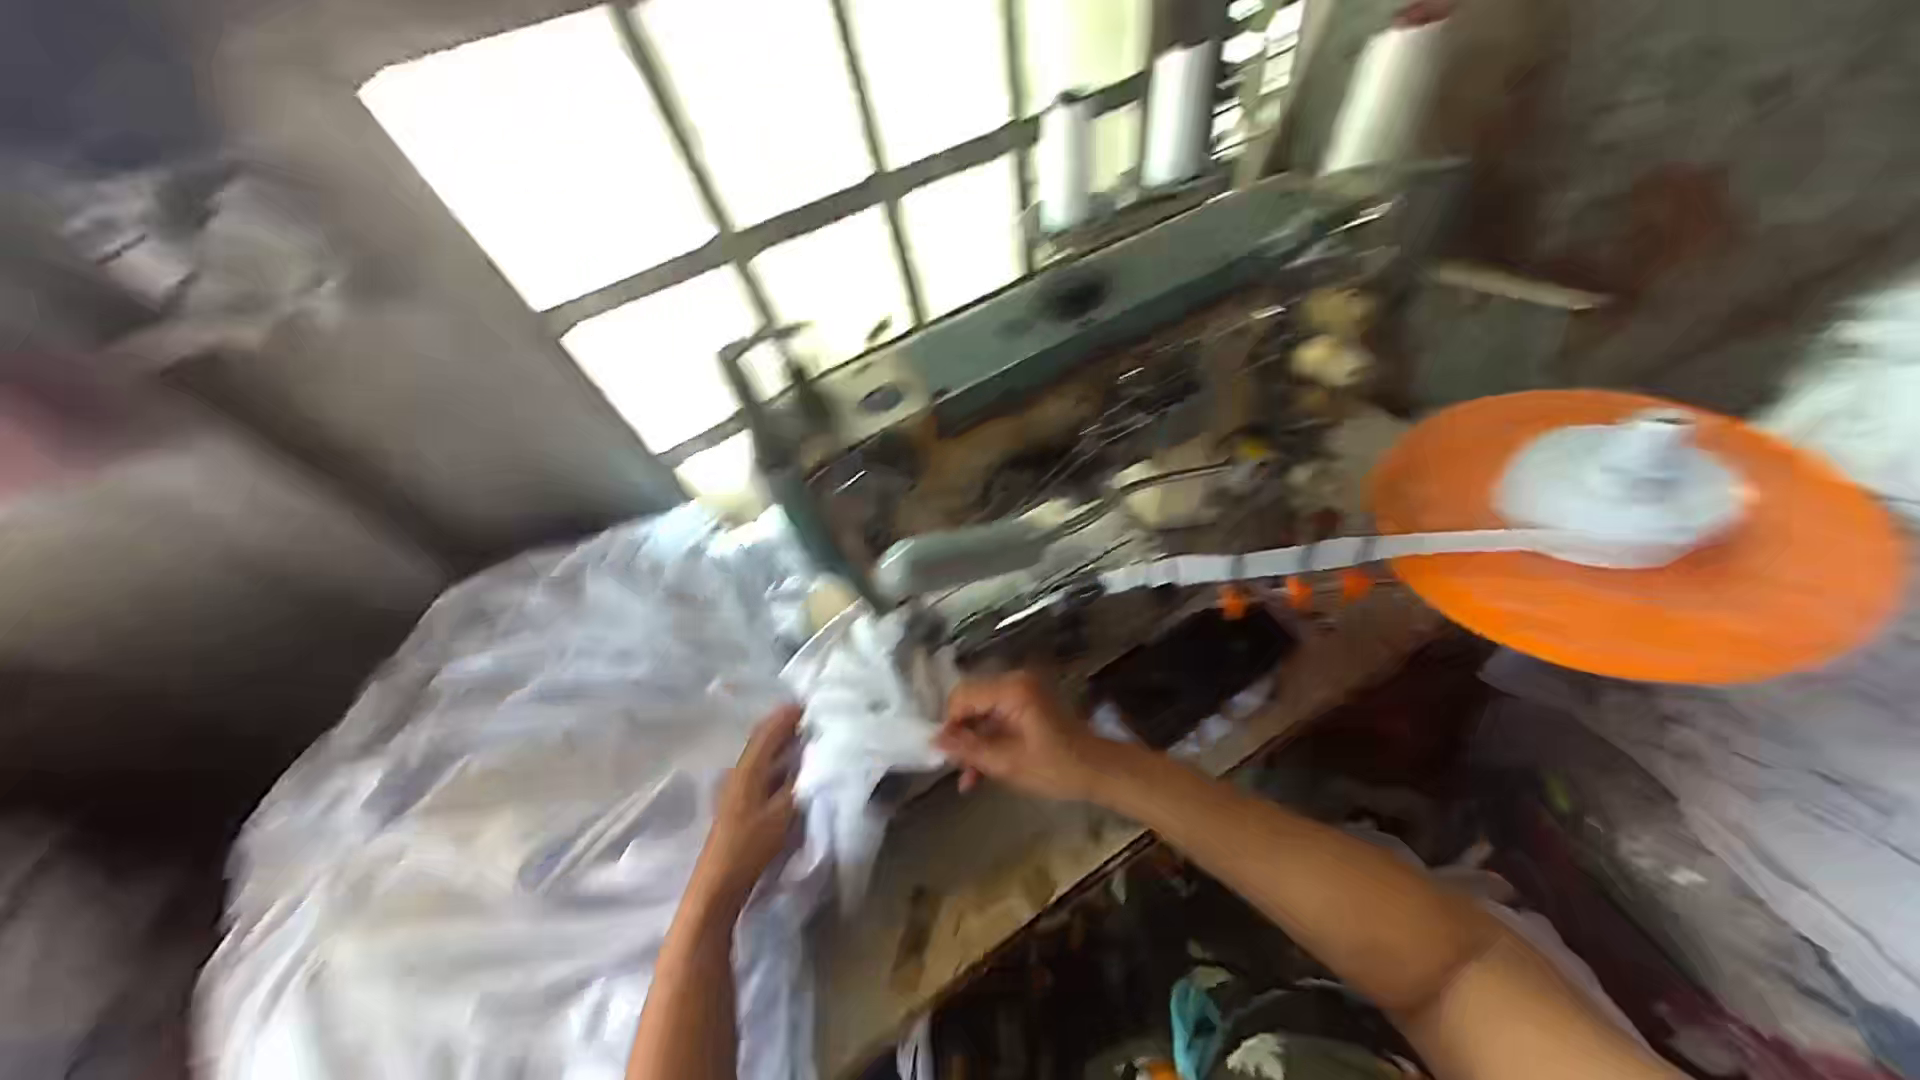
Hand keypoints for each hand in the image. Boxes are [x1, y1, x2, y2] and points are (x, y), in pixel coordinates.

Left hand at [692, 704, 800, 906]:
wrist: (718, 884)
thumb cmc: (751, 846)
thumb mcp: (783, 813)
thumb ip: (798, 783)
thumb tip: (814, 758)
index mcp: (748, 769)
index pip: (767, 732)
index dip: (786, 716)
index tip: (808, 704)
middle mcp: (738, 772)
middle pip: (761, 739)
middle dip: (783, 725)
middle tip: (809, 717)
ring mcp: (735, 787)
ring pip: (760, 754)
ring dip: (780, 742)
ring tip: (804, 736)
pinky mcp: (737, 802)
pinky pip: (760, 768)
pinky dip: (776, 759)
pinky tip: (790, 766)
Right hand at [936, 672, 1112, 801]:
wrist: (1100, 770)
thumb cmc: (1057, 767)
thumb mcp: (1007, 763)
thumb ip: (969, 749)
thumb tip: (935, 742)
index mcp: (1011, 689)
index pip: (962, 696)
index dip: (949, 724)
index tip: (944, 754)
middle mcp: (1015, 681)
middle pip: (970, 701)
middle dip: (960, 735)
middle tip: (955, 767)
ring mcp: (1022, 691)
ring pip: (980, 711)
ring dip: (973, 742)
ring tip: (969, 778)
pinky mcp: (1027, 703)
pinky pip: (996, 716)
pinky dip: (988, 739)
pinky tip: (982, 770)